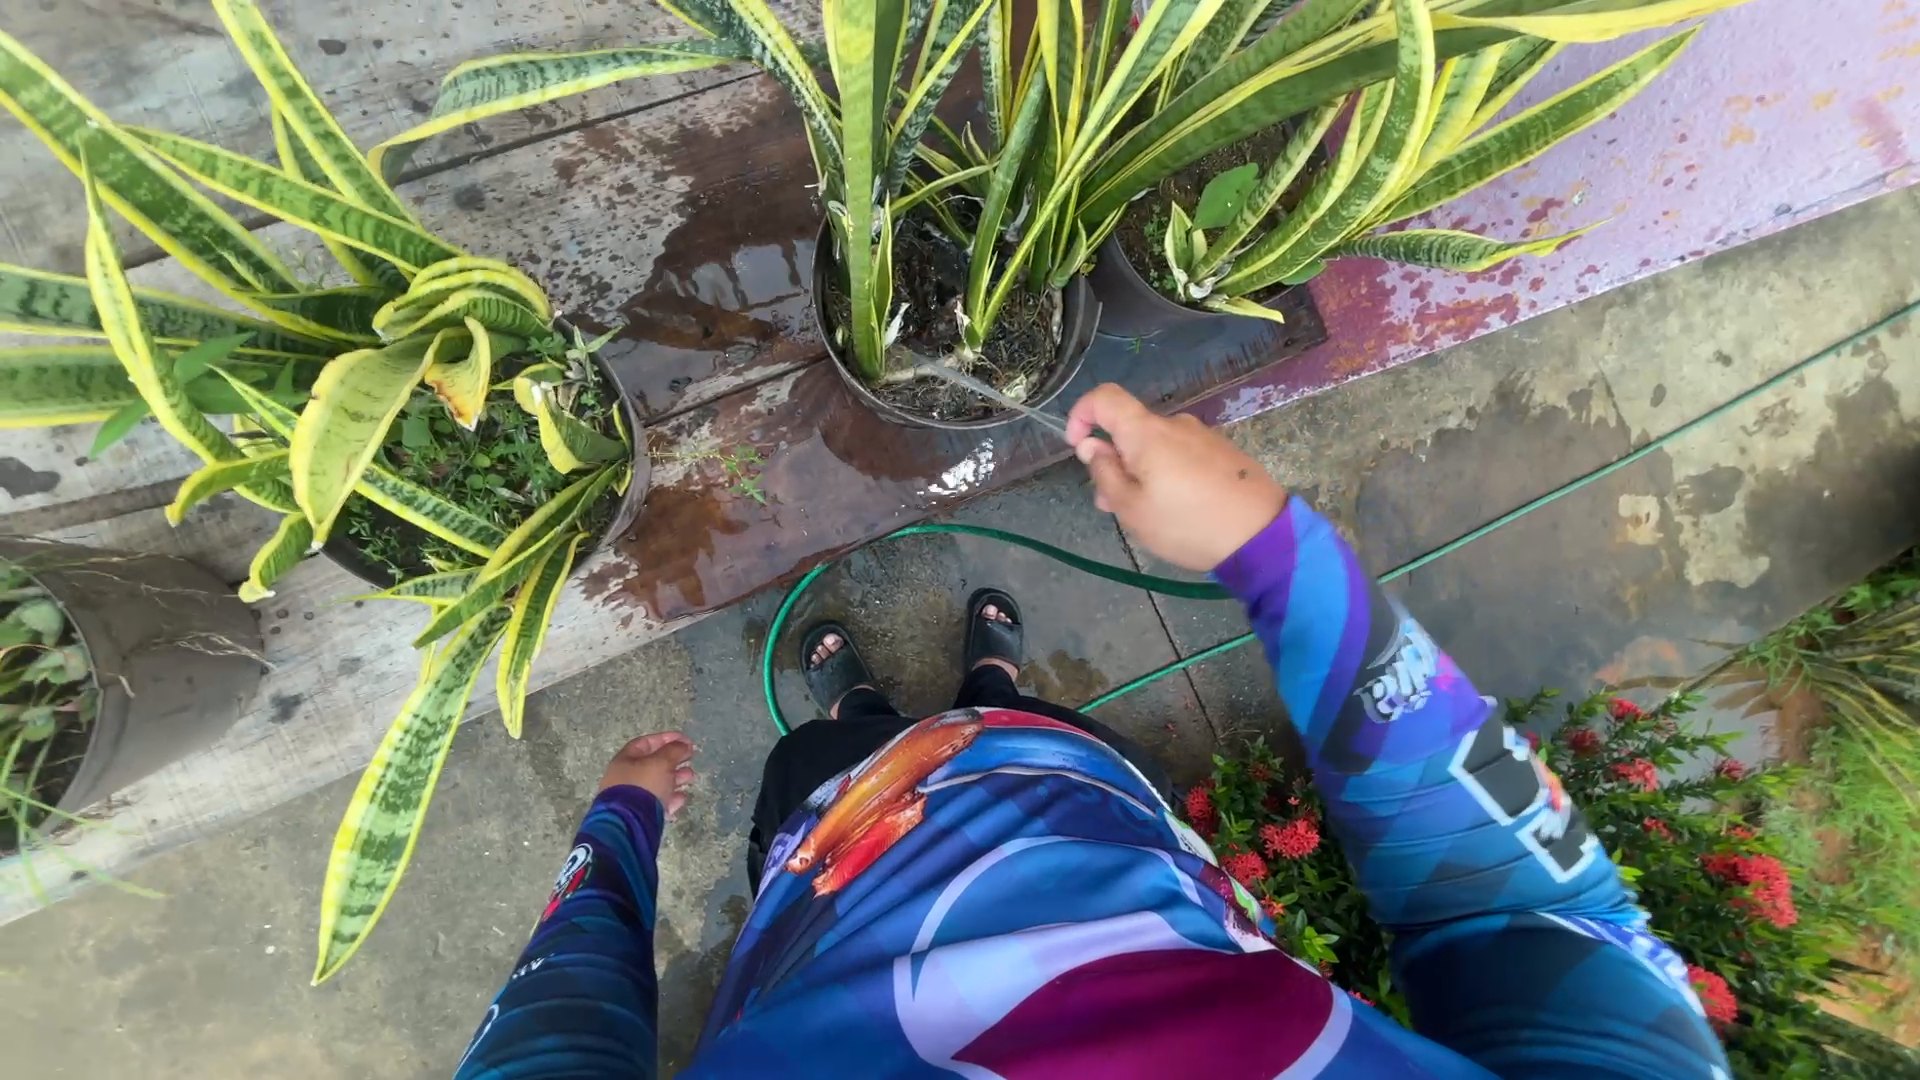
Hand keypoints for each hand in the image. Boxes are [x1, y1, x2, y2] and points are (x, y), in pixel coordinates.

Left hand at [598, 731, 696, 818]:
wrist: (628, 824)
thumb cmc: (643, 785)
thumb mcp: (661, 761)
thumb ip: (674, 750)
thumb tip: (684, 746)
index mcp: (626, 760)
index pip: (647, 743)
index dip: (667, 739)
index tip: (686, 741)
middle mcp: (626, 777)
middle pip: (653, 763)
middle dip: (674, 760)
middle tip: (690, 758)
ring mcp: (631, 797)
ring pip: (657, 783)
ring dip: (676, 778)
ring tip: (691, 777)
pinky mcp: (639, 814)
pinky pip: (657, 802)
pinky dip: (671, 797)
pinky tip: (682, 797)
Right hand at [1066, 384, 1287, 571]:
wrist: (1262, 535)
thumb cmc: (1187, 523)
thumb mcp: (1131, 508)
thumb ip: (1104, 473)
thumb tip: (1091, 446)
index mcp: (1146, 432)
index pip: (1104, 397)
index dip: (1081, 414)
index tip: (1077, 447)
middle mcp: (1174, 424)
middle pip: (1130, 430)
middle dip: (1113, 461)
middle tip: (1112, 504)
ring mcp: (1201, 436)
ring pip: (1154, 447)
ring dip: (1139, 472)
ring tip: (1146, 513)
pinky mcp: (1221, 452)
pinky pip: (1179, 455)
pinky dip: (1165, 474)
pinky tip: (1177, 508)